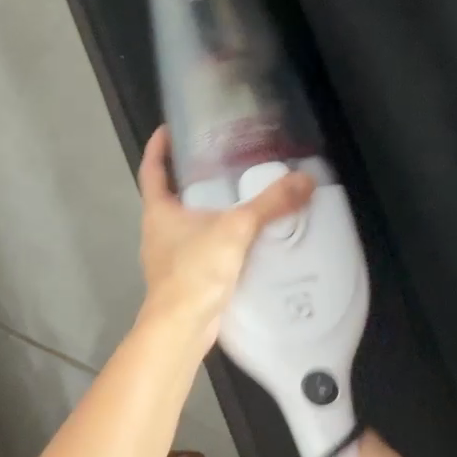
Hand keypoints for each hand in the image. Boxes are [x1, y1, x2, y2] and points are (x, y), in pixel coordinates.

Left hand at [137, 127, 314, 346]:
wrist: (182, 327)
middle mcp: (157, 230)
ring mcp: (167, 257)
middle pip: (168, 195)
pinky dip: (214, 238)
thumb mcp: (236, 229)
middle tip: (215, 160)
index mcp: (158, 210)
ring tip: (232, 196)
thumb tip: (305, 179)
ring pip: (183, 223)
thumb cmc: (196, 270)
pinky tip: (239, 240)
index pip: (152, 169)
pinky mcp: (182, 278)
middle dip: (188, 177)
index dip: (158, 147)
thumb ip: (270, 204)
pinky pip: (198, 248)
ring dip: (202, 209)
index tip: (168, 128)